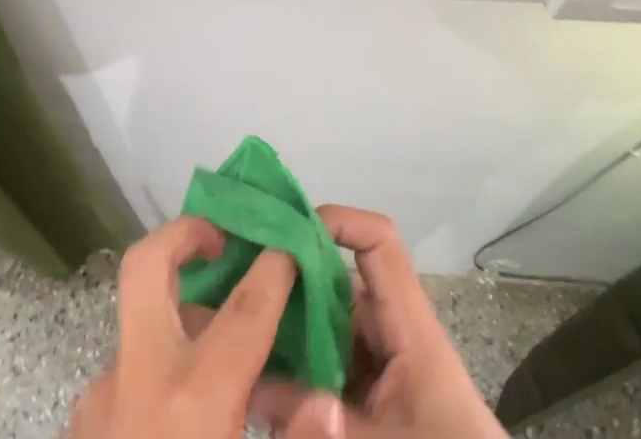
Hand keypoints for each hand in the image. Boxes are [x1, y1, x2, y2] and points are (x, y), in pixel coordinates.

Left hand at [69, 215, 326, 438]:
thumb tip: (326, 402)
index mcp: (192, 402)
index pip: (243, 312)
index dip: (274, 270)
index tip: (291, 247)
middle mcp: (137, 381)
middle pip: (145, 269)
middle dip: (184, 236)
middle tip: (222, 239)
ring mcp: (100, 396)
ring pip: (137, 323)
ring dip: (176, 314)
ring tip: (224, 341)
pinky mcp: (82, 419)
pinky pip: (129, 371)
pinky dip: (161, 367)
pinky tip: (186, 412)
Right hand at [253, 205, 508, 438]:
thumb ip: (314, 419)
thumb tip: (246, 383)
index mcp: (410, 329)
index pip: (379, 244)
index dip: (336, 221)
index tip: (279, 233)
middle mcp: (392, 334)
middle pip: (335, 285)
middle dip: (286, 283)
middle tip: (230, 292)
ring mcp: (380, 366)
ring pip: (323, 327)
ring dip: (284, 331)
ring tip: (232, 335)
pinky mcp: (371, 395)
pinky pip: (325, 364)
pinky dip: (293, 368)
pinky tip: (255, 381)